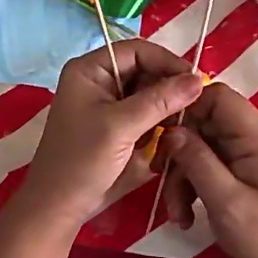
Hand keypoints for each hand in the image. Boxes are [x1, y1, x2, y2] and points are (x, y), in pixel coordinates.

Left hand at [19, 40, 203, 226]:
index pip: (137, 51)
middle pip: (145, 72)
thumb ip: (160, 100)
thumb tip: (198, 79)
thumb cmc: (82, 161)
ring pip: (149, 96)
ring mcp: (107, 107)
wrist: (59, 206)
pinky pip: (145, 118)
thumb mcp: (121, 127)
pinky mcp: (116, 129)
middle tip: (195, 107)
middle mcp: (99, 82)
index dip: (168, 62)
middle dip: (169, 89)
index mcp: (90, 70)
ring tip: (183, 124)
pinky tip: (170, 138)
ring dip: (167, 109)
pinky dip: (159, 126)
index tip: (196, 81)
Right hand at [157, 82, 257, 257]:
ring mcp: (246, 155)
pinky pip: (206, 167)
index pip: (217, 97)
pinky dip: (192, 188)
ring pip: (200, 148)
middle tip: (159, 178)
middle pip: (203, 124)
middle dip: (178, 152)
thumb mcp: (225, 199)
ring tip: (177, 214)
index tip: (161, 134)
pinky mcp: (239, 172)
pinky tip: (186, 217)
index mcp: (257, 137)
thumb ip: (197, 161)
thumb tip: (171, 131)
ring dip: (182, 178)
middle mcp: (253, 138)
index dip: (186, 109)